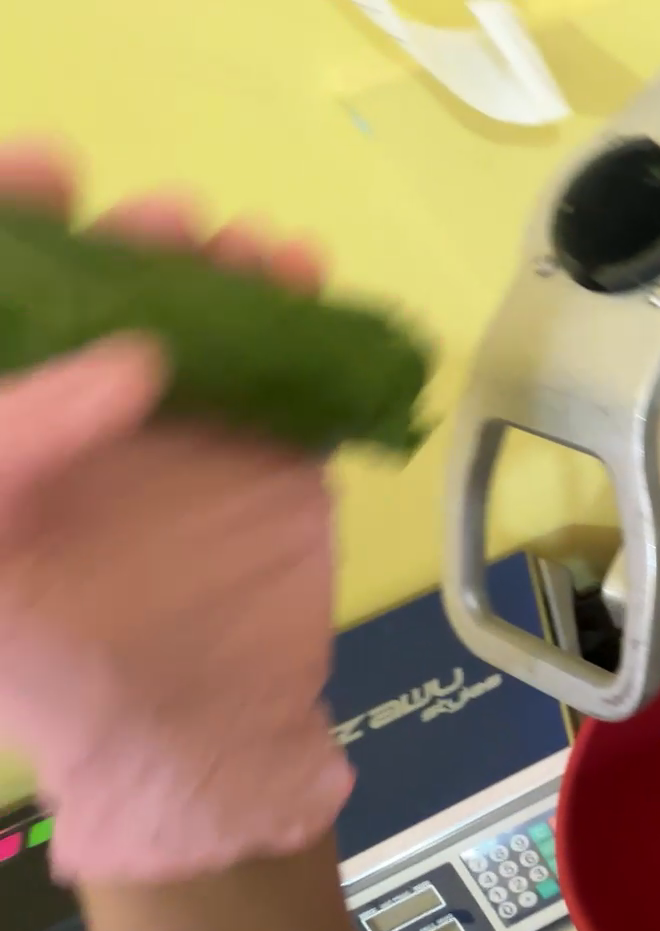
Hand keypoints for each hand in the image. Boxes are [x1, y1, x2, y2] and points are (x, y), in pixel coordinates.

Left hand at [0, 139, 350, 882]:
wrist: (202, 723)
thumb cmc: (50, 659)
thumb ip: (14, 448)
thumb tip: (127, 361)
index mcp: (4, 435)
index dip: (5, 229)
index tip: (49, 175)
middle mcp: (87, 422)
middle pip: (111, 304)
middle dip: (138, 249)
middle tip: (179, 218)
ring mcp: (189, 442)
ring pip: (212, 336)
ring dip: (238, 286)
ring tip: (267, 249)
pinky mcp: (276, 466)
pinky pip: (296, 390)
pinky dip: (316, 347)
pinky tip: (324, 305)